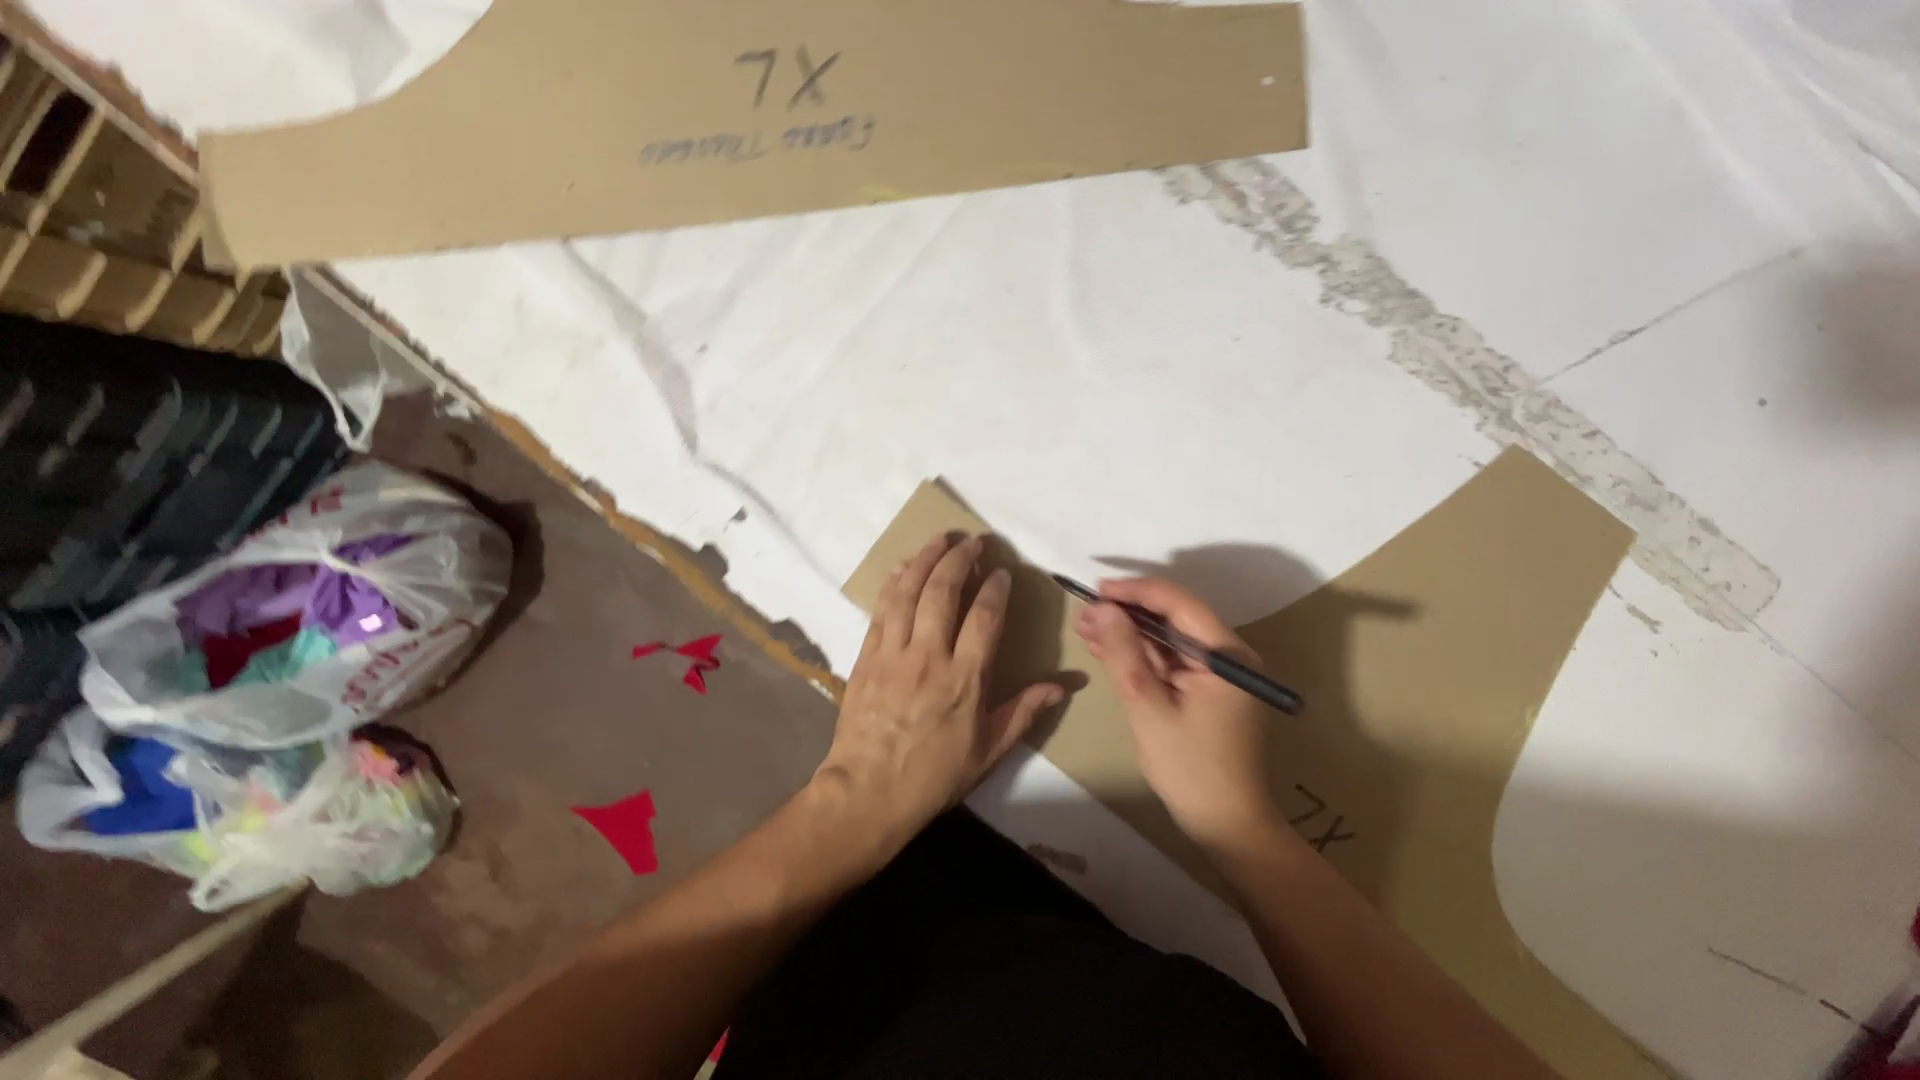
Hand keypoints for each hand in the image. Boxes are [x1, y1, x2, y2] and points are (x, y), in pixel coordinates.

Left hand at [815, 533, 1063, 845]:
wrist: (867, 793)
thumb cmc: (932, 776)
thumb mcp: (987, 752)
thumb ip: (1023, 713)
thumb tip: (1061, 686)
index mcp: (963, 680)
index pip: (984, 618)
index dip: (996, 589)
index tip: (1003, 572)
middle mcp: (928, 657)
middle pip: (943, 591)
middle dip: (960, 559)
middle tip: (974, 542)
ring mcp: (893, 653)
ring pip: (909, 592)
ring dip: (925, 559)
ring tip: (941, 539)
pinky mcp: (866, 657)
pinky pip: (882, 609)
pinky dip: (894, 583)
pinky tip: (904, 568)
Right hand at [1076, 577, 1279, 846]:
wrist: (1224, 822)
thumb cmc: (1189, 767)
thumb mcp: (1148, 707)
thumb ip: (1125, 654)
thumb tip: (1103, 607)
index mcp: (1226, 655)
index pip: (1179, 604)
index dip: (1136, 592)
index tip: (1096, 591)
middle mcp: (1229, 655)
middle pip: (1174, 618)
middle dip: (1127, 613)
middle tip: (1083, 614)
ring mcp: (1220, 673)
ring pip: (1169, 639)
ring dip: (1129, 634)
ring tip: (1086, 628)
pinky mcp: (1208, 689)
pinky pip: (1171, 660)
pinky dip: (1141, 655)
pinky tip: (1106, 649)